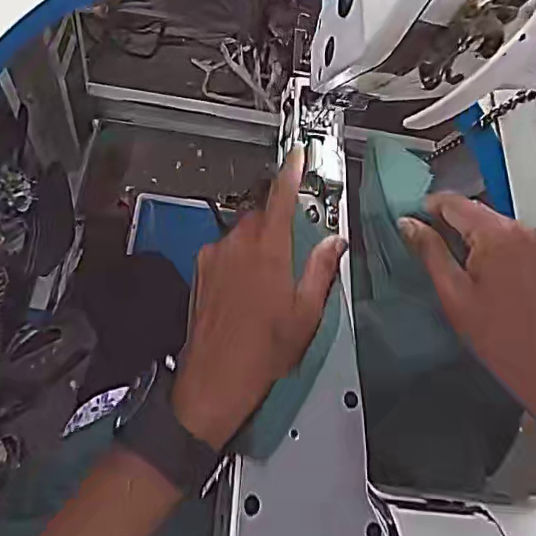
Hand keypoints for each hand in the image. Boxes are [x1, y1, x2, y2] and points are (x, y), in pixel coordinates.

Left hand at [172, 148, 347, 448]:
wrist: (213, 380)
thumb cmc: (262, 351)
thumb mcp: (306, 313)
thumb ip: (322, 269)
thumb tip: (334, 243)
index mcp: (268, 250)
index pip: (281, 196)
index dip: (291, 171)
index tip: (297, 155)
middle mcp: (237, 245)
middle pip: (262, 213)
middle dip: (279, 219)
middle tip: (294, 243)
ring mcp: (215, 256)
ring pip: (243, 231)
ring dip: (259, 241)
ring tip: (269, 278)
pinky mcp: (201, 269)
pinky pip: (225, 249)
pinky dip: (239, 256)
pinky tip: (247, 287)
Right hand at [400, 194, 535, 450]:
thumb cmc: (503, 338)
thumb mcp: (453, 293)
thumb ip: (429, 251)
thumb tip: (410, 225)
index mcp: (497, 234)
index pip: (453, 202)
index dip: (427, 209)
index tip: (411, 223)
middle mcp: (520, 230)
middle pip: (472, 210)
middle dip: (446, 225)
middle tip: (424, 248)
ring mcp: (534, 242)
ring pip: (488, 224)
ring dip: (467, 237)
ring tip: (450, 268)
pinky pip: (506, 238)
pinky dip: (487, 247)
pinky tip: (476, 275)